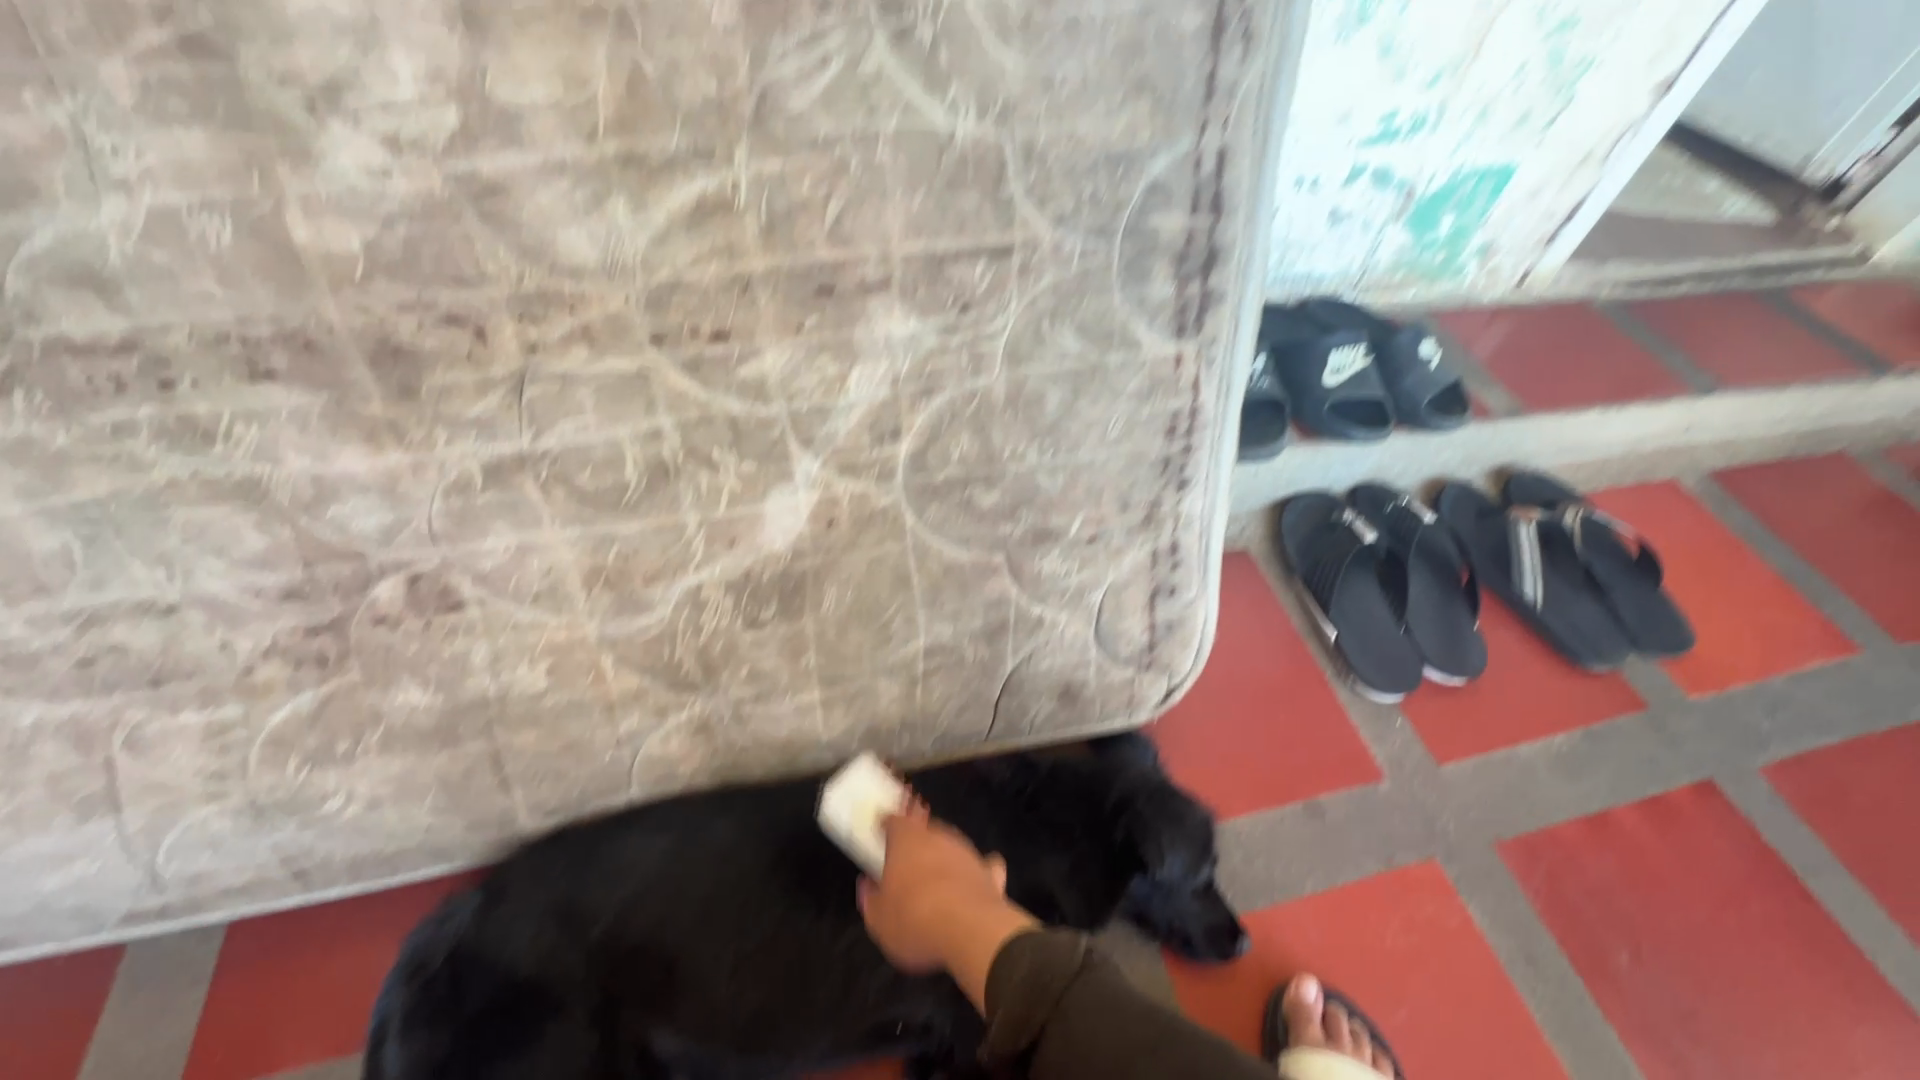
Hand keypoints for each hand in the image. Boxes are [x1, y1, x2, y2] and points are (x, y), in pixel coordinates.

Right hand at [856, 801, 1035, 991]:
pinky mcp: (990, 872)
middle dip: (917, 843)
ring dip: (944, 858)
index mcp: (906, 840)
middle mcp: (938, 836)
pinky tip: (973, 885)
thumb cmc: (914, 920)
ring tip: (936, 882)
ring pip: (952, 846)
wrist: (970, 931)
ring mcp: (967, 852)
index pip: (893, 820)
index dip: (887, 826)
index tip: (881, 833)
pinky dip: (977, 873)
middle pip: (925, 830)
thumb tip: (868, 884)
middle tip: (907, 862)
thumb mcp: (878, 919)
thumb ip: (871, 898)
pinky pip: (983, 866)